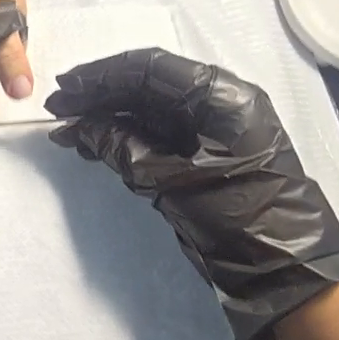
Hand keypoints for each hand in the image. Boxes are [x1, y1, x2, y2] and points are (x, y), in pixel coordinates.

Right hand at [45, 48, 338, 339]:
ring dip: (107, 120)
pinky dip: (123, 140)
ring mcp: (209, 131)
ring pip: (147, 112)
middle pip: (146, 87)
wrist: (281, 270)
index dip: (101, 75)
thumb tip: (78, 127)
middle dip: (99, 97)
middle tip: (58, 110)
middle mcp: (216, 104)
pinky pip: (155, 136)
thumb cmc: (236, 217)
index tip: (63, 88)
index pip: (150, 69)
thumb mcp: (172, 180)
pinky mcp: (200, 157)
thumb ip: (123, 147)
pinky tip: (93, 147)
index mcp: (221, 96)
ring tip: (69, 133)